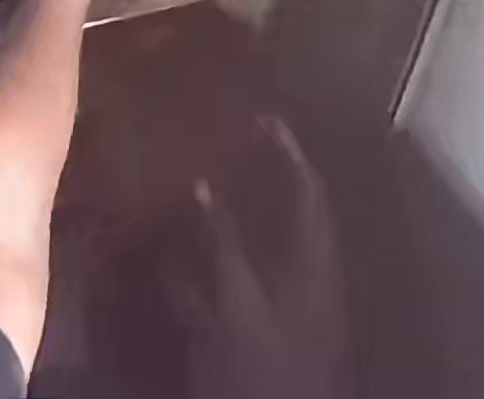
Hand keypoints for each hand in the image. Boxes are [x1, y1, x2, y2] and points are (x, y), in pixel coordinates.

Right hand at [175, 117, 348, 398]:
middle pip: (287, 209)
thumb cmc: (265, 366)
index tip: (264, 118)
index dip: (289, 151)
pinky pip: (232, 278)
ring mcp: (280, 300)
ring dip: (232, 212)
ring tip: (204, 181)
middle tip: (237, 139)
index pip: (307, 189)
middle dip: (263, 172)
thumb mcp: (240, 298)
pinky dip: (208, 259)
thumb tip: (203, 183)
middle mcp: (301, 273)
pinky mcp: (256, 322)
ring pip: (259, 241)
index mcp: (311, 262)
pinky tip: (172, 252)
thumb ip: (223, 239)